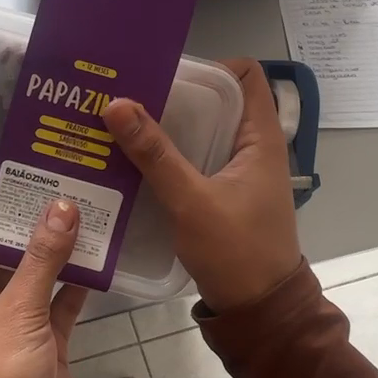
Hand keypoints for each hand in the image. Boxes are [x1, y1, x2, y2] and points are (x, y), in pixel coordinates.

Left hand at [0, 200, 89, 377]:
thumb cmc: (1, 371)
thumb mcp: (19, 310)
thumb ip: (43, 258)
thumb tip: (62, 205)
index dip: (9, 211)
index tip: (37, 178)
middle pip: (19, 254)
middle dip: (43, 227)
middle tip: (75, 185)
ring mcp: (24, 320)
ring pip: (46, 275)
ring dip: (67, 251)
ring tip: (95, 209)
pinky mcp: (51, 338)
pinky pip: (66, 301)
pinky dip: (83, 282)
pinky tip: (104, 255)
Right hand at [101, 58, 302, 311]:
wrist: (259, 311)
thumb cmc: (236, 250)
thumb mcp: (191, 200)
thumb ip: (154, 153)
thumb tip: (116, 104)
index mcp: (261, 138)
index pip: (244, 75)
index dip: (208, 65)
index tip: (163, 74)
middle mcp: (252, 147)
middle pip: (213, 102)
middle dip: (171, 95)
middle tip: (125, 94)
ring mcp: (236, 172)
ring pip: (199, 133)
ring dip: (164, 127)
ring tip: (118, 122)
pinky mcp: (220, 194)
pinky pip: (191, 161)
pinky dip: (165, 156)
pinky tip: (130, 161)